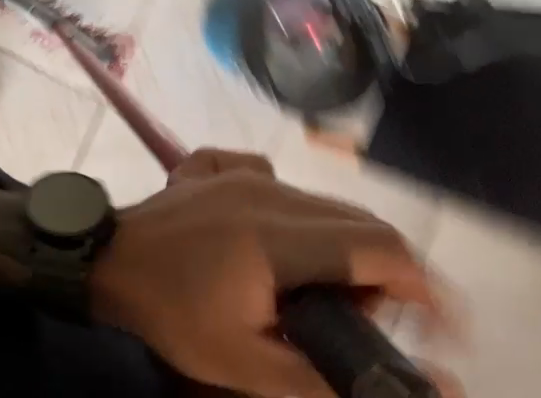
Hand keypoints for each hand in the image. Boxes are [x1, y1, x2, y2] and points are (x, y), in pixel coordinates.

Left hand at [88, 149, 450, 397]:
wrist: (102, 261)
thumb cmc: (172, 315)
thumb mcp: (250, 368)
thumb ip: (336, 380)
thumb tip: (436, 390)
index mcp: (278, 237)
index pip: (382, 248)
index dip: (426, 291)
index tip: (438, 332)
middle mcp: (266, 191)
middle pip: (359, 224)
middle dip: (382, 278)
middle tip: (359, 323)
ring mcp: (237, 172)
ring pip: (322, 203)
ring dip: (340, 247)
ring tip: (315, 294)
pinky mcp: (214, 166)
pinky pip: (275, 178)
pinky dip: (294, 212)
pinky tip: (273, 244)